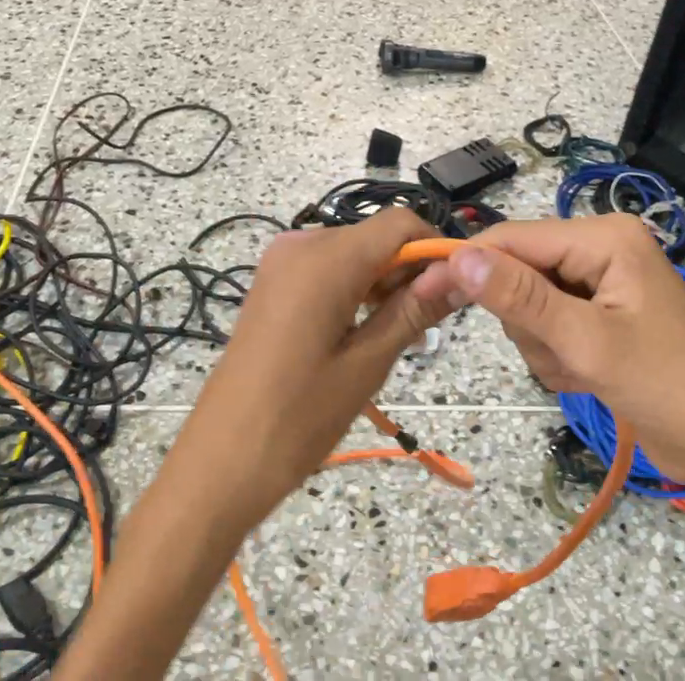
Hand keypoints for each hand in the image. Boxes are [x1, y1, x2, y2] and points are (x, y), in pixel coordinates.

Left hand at [165, 208, 454, 524]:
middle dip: (409, 272)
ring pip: (352, 254)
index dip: (434, 249)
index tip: (459, 288)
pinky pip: (326, 271)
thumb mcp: (368, 362)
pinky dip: (354, 291)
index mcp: (324, 259)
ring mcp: (280, 264)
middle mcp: (299, 245)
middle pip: (374, 238)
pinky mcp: (271, 285)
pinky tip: (365, 333)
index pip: (399, 223)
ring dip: (384, 285)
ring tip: (401, 339)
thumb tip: (462, 273)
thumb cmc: (300, 416)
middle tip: (429, 329)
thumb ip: (416, 309)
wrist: (222, 461)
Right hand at [408, 214, 684, 491]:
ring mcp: (602, 288)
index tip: (424, 291)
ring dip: (545, 348)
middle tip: (564, 355)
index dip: (469, 264)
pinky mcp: (602, 320)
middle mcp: (601, 252)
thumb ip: (520, 297)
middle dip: (529, 323)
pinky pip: (550, 330)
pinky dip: (559, 359)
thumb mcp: (587, 342)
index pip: (514, 238)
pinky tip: (592, 379)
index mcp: (604, 239)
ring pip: (529, 308)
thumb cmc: (669, 388)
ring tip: (586, 372)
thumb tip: (458, 257)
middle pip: (520, 273)